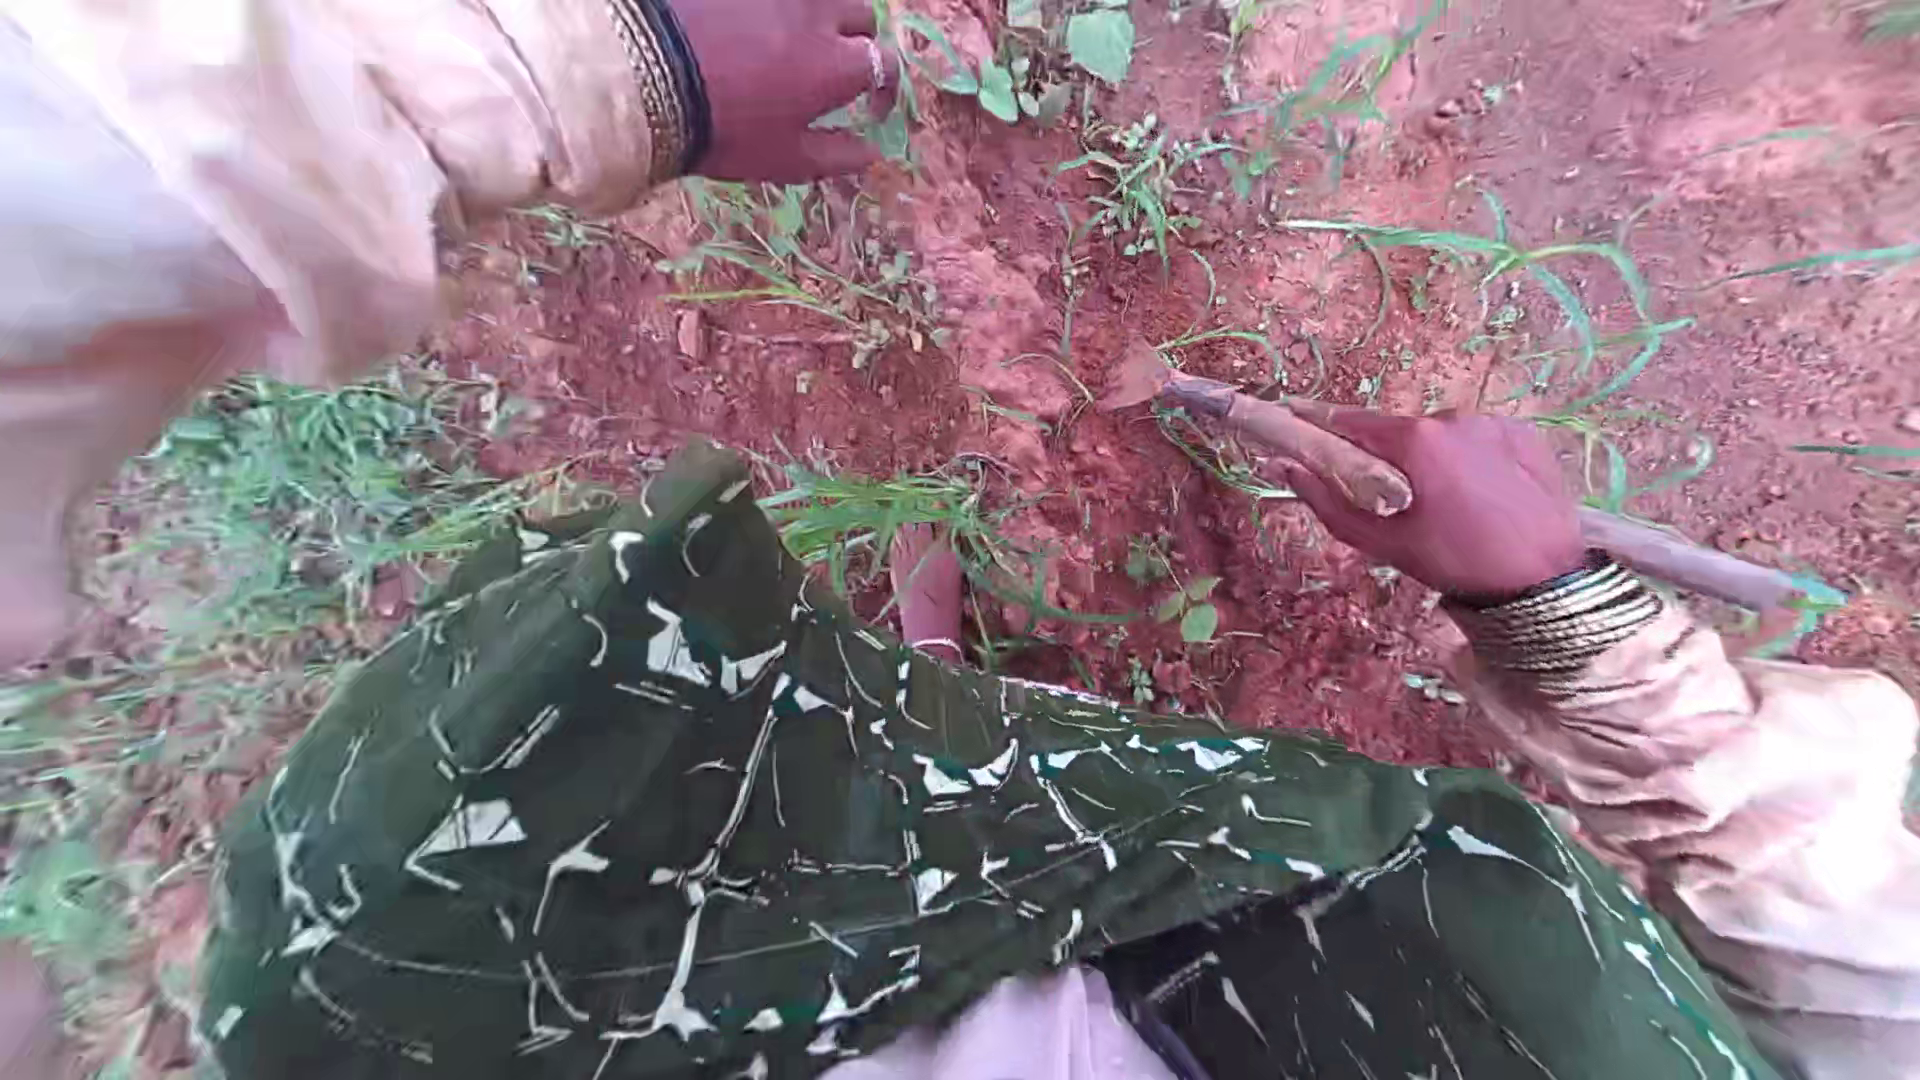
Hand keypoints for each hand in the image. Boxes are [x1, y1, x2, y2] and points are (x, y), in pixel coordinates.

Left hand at [671, 0, 894, 180]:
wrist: (644, 75)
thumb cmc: (728, 132)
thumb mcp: (788, 160)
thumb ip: (838, 156)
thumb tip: (872, 153)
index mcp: (836, 65)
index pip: (884, 63)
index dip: (885, 86)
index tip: (872, 106)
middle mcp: (817, 11)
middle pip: (859, 12)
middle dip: (856, 39)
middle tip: (834, 65)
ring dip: (822, 12)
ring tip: (799, 35)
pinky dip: (781, 7)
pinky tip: (757, 22)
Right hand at [1274, 412, 1585, 597]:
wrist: (1542, 581)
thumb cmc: (1448, 559)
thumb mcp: (1374, 538)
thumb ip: (1321, 498)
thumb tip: (1280, 464)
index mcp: (1415, 439)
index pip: (1349, 421)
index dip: (1318, 422)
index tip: (1294, 419)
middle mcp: (1454, 418)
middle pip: (1394, 429)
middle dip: (1378, 453)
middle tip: (1378, 491)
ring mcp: (1494, 423)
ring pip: (1435, 434)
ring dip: (1421, 456)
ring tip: (1431, 497)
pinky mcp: (1526, 434)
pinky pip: (1473, 438)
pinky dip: (1460, 457)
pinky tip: (1468, 489)